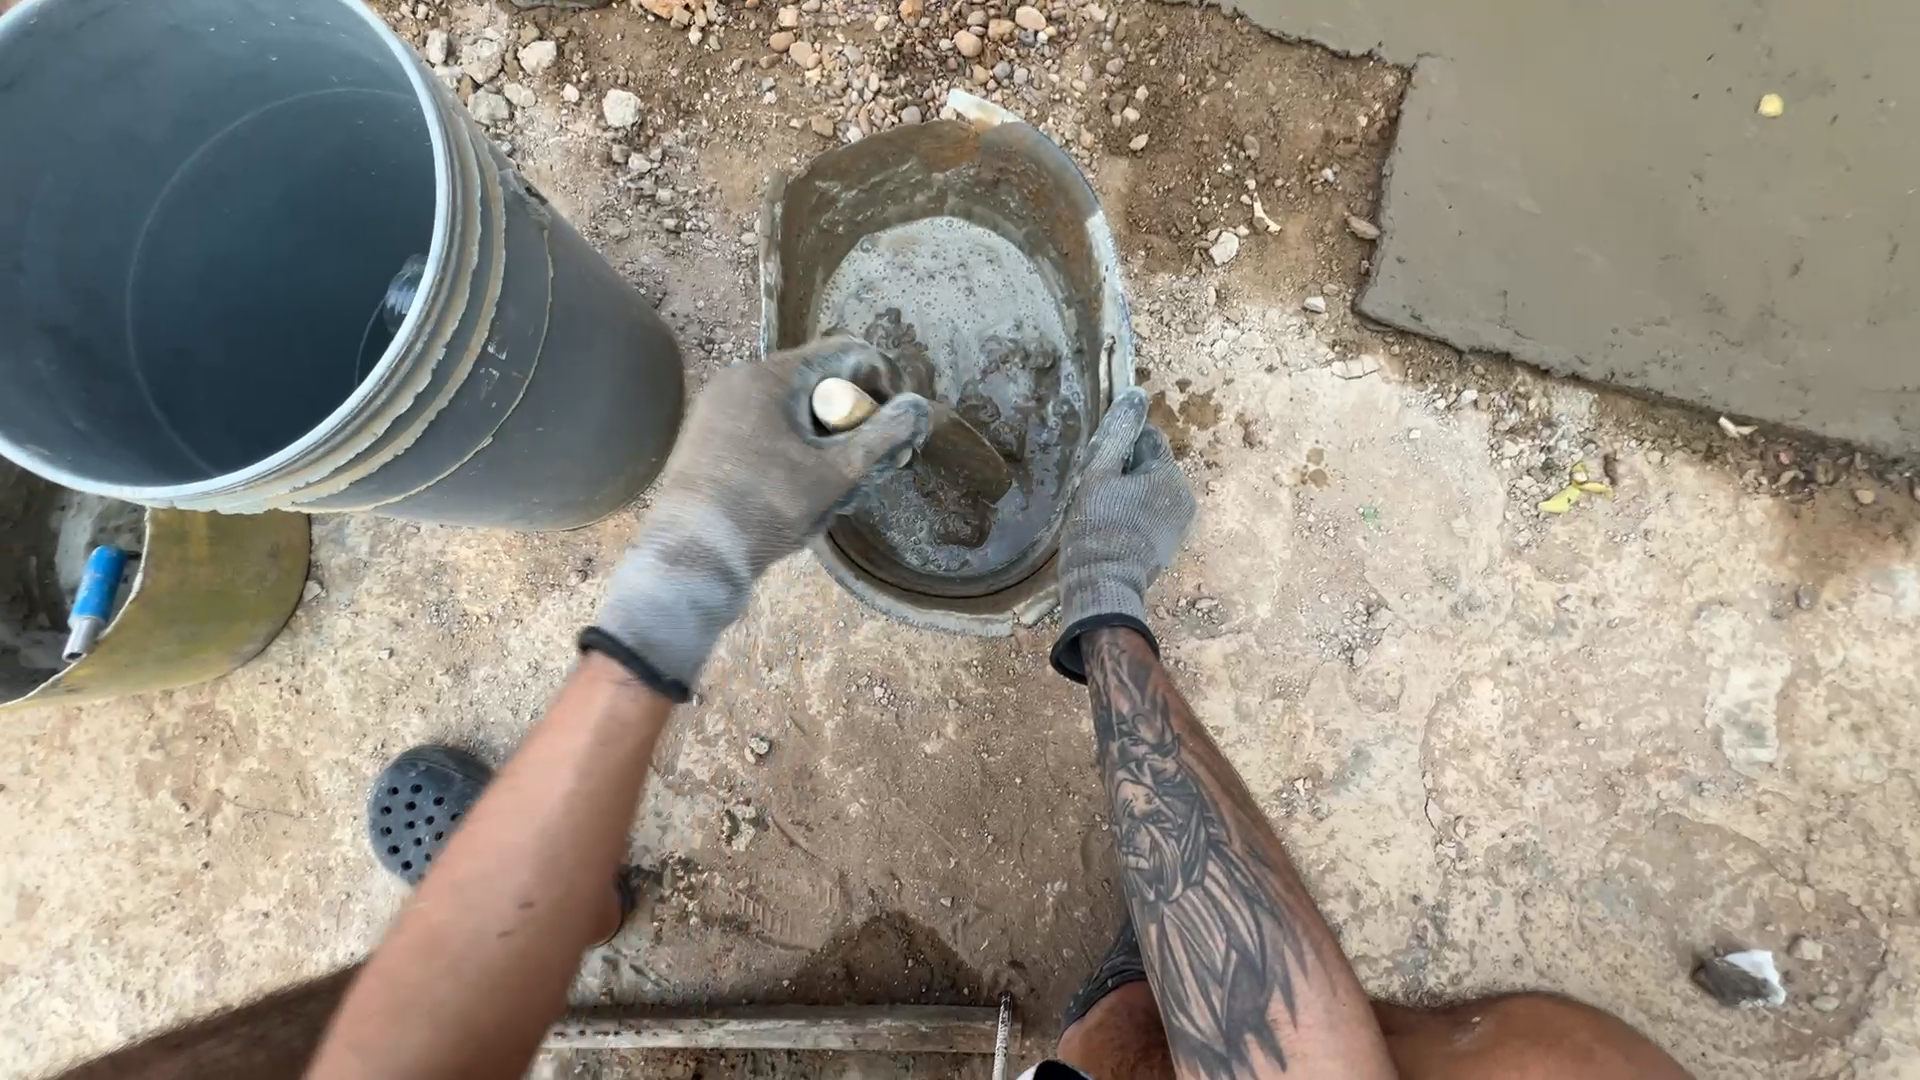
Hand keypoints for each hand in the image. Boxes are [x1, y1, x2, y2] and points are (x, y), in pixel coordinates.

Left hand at [584, 338, 928, 697]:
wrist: (694, 554)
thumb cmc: (768, 508)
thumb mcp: (836, 473)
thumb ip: (882, 435)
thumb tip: (920, 407)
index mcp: (771, 376)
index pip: (845, 353)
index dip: (882, 381)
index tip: (894, 423)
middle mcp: (741, 378)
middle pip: (818, 381)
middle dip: (852, 417)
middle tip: (867, 461)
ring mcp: (718, 406)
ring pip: (792, 407)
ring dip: (824, 437)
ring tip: (833, 484)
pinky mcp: (707, 433)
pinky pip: (765, 424)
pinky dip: (792, 446)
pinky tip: (797, 487)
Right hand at [1050, 386, 1195, 681]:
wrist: (1104, 587)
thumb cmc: (1097, 529)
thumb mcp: (1099, 475)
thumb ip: (1116, 434)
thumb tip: (1135, 395)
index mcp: (1170, 475)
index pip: (1146, 439)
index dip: (1118, 446)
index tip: (1097, 463)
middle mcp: (1184, 496)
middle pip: (1149, 467)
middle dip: (1123, 472)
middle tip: (1094, 492)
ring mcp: (1179, 524)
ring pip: (1149, 492)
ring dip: (1127, 495)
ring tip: (1101, 513)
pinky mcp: (1170, 545)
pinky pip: (1150, 516)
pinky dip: (1132, 516)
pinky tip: (1111, 530)